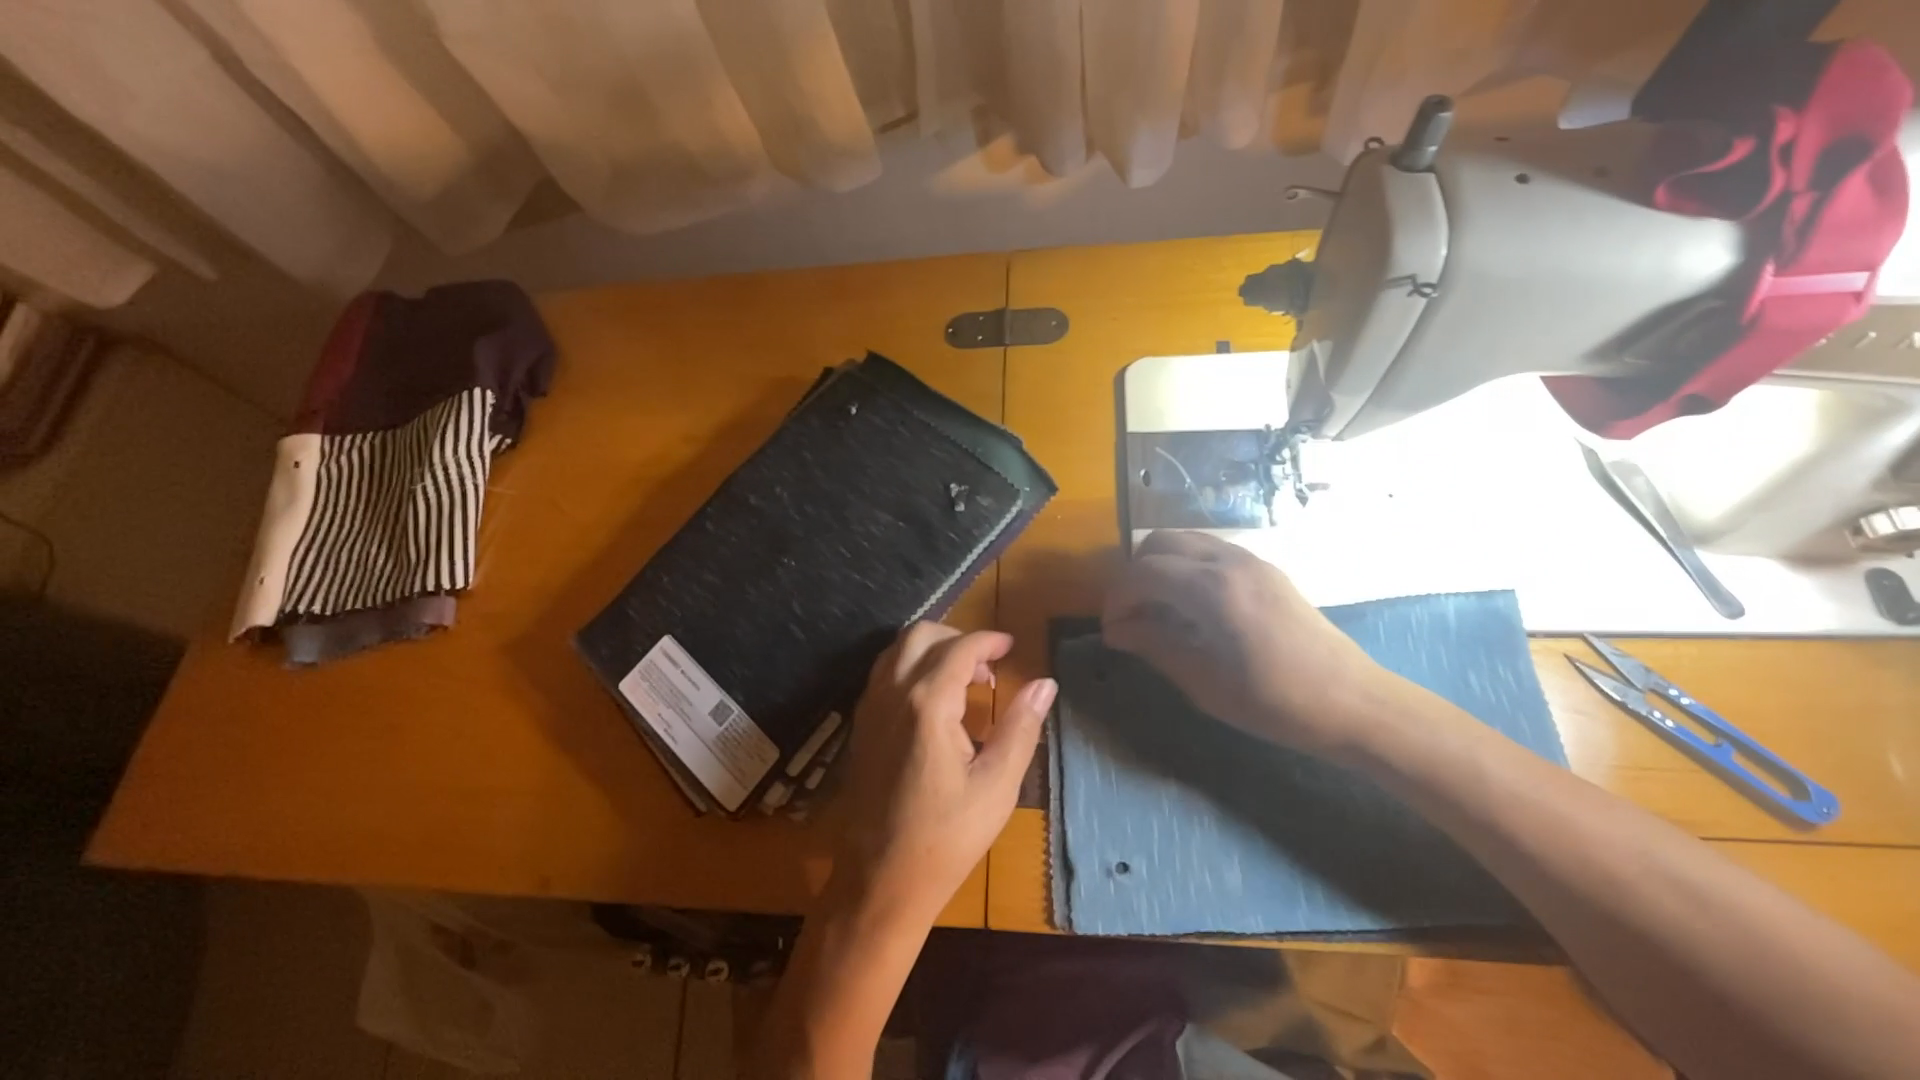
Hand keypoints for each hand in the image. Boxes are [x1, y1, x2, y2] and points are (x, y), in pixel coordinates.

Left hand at [833, 623, 1055, 917]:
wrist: (880, 880)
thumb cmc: (946, 837)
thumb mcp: (996, 785)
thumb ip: (1021, 727)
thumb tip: (1045, 684)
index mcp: (927, 704)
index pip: (959, 648)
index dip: (989, 640)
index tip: (1012, 646)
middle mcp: (891, 694)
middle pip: (920, 636)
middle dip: (957, 638)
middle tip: (988, 666)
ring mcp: (869, 710)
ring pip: (896, 651)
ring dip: (930, 650)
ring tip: (964, 680)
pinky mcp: (860, 728)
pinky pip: (883, 675)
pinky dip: (909, 668)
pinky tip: (933, 703)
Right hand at [1101, 530, 1399, 758]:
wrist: (1352, 702)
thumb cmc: (1274, 702)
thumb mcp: (1204, 683)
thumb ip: (1156, 646)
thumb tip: (1117, 630)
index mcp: (1212, 589)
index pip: (1142, 572)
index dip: (1117, 599)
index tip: (1112, 632)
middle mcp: (1230, 561)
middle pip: (1160, 543)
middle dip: (1134, 574)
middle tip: (1130, 616)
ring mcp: (1252, 560)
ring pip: (1186, 541)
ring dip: (1161, 567)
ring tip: (1157, 612)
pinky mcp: (1266, 570)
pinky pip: (1211, 552)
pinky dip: (1187, 568)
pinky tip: (1191, 608)